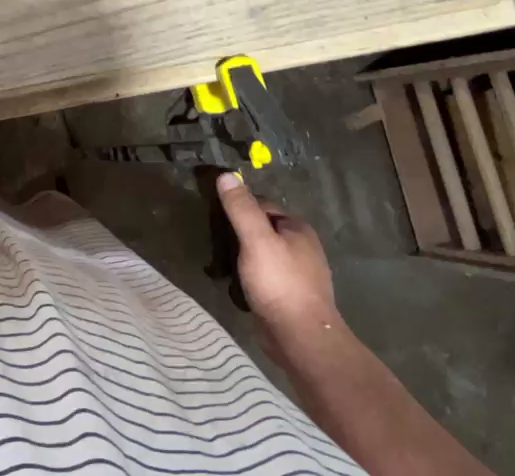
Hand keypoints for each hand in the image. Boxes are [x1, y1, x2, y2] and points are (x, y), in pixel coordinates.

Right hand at [215, 171, 340, 333]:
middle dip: (236, 231)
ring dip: (240, 254)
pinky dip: (247, 273)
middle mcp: (301, 247)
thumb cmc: (280, 283)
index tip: (213, 215)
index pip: (261, 204)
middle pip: (260, 227)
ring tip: (218, 260)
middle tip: (213, 238)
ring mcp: (296, 272)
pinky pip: (262, 273)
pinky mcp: (288, 294)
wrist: (301, 338)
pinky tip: (233, 280)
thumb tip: (226, 175)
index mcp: (298, 229)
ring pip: (260, 251)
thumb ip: (241, 208)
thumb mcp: (256, 240)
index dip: (237, 207)